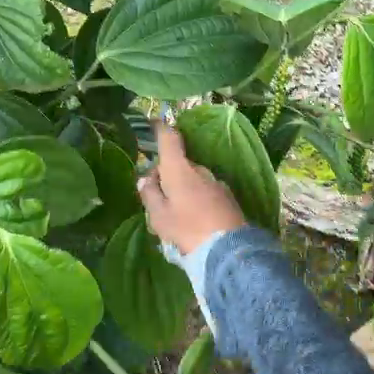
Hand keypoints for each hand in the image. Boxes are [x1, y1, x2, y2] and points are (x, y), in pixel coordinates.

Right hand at [138, 121, 245, 254]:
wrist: (228, 250)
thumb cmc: (187, 229)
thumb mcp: (159, 216)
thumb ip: (149, 194)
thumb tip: (145, 179)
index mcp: (179, 169)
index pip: (169, 139)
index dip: (161, 129)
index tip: (154, 124)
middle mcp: (199, 169)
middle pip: (179, 164)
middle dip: (167, 176)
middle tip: (157, 201)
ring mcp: (216, 183)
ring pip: (193, 180)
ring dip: (183, 190)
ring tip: (176, 218)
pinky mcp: (228, 198)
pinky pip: (206, 192)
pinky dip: (197, 200)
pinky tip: (195, 222)